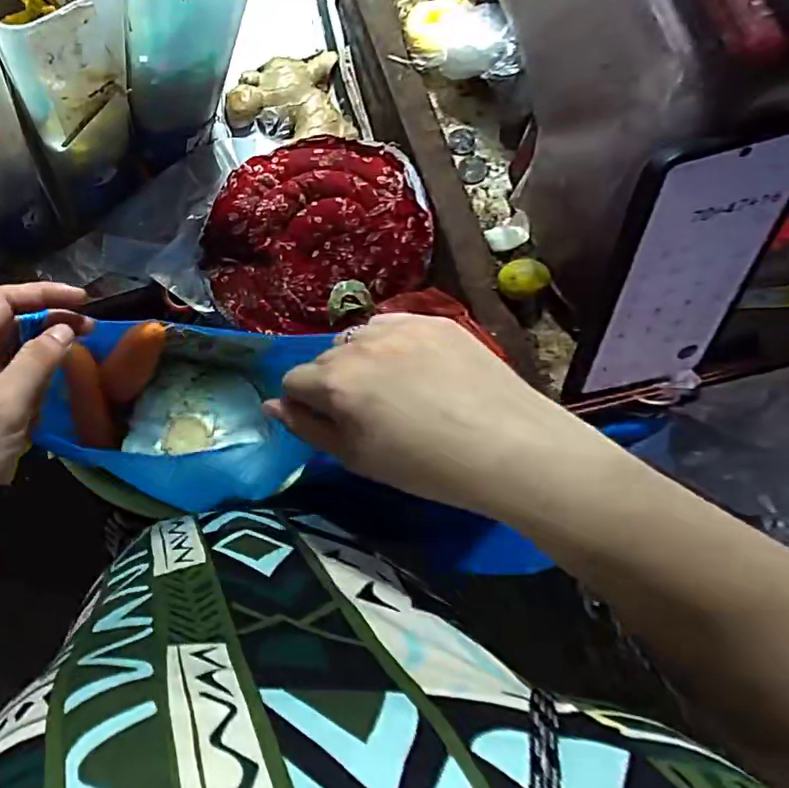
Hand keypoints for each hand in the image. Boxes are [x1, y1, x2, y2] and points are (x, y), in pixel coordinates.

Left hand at [0, 283, 92, 528]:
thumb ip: (35, 364)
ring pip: (17, 361)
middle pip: (12, 328)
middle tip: (91, 337)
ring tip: (65, 385)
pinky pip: (14, 390)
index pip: (4, 301)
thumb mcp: (3, 408)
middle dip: (49, 329)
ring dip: (42, 369)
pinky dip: (33, 396)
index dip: (44, 295)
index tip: (84, 303)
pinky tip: (40, 418)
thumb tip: (64, 329)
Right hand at [263, 313, 626, 520]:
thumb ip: (307, 427)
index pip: (293, 381)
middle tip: (366, 411)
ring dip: (359, 360)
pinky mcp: (436, 321)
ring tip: (392, 388)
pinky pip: (391, 324)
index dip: (305, 404)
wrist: (515, 451)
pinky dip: (390, 343)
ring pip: (355, 339)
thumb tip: (273, 405)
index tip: (330, 423)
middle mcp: (359, 345)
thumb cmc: (425, 467)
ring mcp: (401, 327)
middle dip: (332, 382)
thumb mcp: (355, 457)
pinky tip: (415, 369)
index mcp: (335, 381)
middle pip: (323, 359)